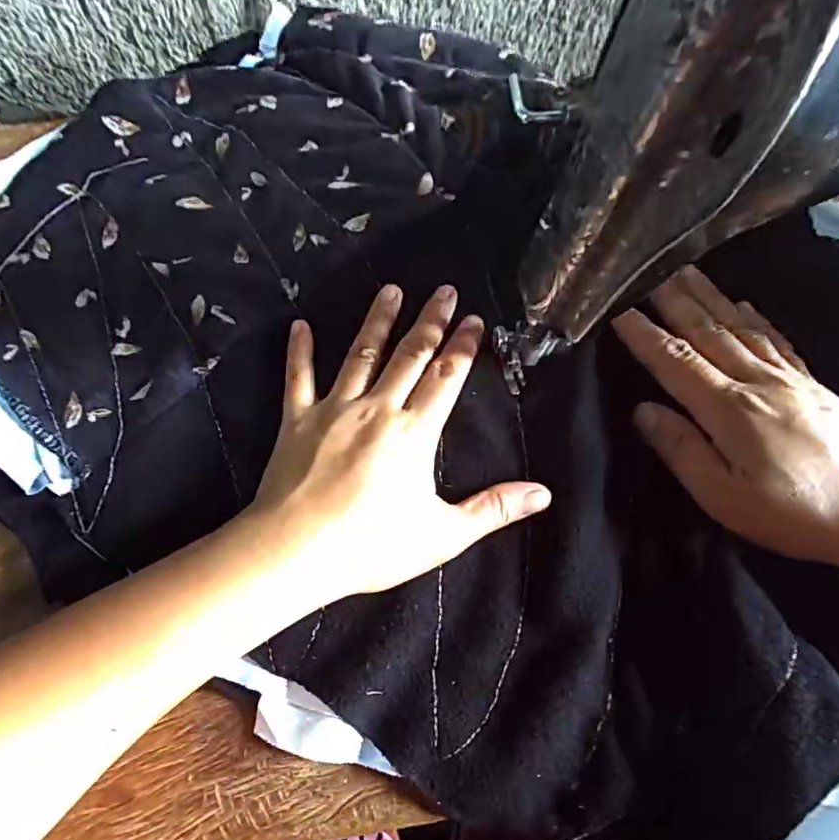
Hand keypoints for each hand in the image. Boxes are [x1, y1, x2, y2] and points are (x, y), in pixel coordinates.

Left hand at [242, 283, 550, 603]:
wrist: (297, 549)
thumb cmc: (370, 546)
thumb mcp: (441, 534)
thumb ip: (492, 509)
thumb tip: (542, 494)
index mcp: (413, 433)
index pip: (446, 377)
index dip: (463, 346)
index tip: (473, 319)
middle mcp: (376, 410)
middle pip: (409, 356)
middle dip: (429, 321)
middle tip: (442, 290)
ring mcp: (333, 411)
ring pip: (360, 355)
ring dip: (377, 321)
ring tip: (390, 291)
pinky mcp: (296, 422)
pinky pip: (298, 378)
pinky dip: (300, 351)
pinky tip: (300, 326)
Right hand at [614, 266, 838, 571]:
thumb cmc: (794, 513)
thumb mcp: (722, 495)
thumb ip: (681, 449)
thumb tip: (643, 411)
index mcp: (731, 409)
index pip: (676, 363)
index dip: (645, 336)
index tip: (619, 311)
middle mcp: (760, 383)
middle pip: (710, 333)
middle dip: (676, 301)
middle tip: (651, 272)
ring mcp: (792, 381)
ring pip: (742, 329)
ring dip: (710, 299)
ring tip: (688, 274)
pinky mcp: (815, 387)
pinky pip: (777, 341)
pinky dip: (755, 319)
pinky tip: (745, 306)